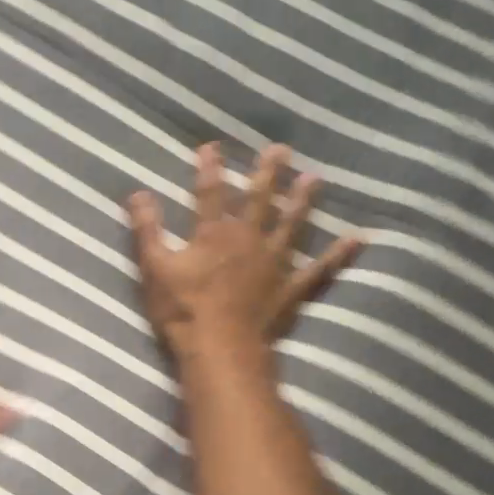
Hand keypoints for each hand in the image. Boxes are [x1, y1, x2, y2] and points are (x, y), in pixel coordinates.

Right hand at [127, 143, 363, 359]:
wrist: (219, 347)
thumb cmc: (181, 309)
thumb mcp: (153, 268)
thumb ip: (147, 230)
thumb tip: (136, 193)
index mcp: (213, 234)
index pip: (210, 194)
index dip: (209, 169)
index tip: (211, 147)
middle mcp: (249, 240)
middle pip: (259, 201)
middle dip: (267, 174)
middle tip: (280, 149)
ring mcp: (276, 264)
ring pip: (292, 226)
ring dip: (302, 202)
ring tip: (314, 179)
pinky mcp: (292, 290)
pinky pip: (319, 270)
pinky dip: (338, 256)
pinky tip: (357, 240)